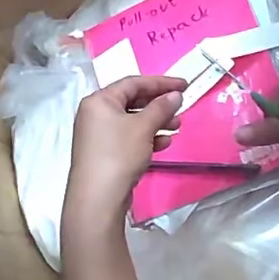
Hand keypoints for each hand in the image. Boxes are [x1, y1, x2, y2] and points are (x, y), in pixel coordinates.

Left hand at [64, 75, 185, 227]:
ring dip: (155, 122)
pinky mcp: (103, 153)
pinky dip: (145, 138)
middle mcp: (94, 114)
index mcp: (99, 100)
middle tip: (180, 108)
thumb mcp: (143, 127)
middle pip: (131, 102)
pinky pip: (127, 138)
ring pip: (131, 121)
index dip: (160, 82)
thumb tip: (175, 95)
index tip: (184, 85)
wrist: (98, 197)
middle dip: (158, 105)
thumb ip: (161, 107)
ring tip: (177, 127)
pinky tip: (163, 144)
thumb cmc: (119, 153)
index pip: (133, 83)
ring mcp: (97, 134)